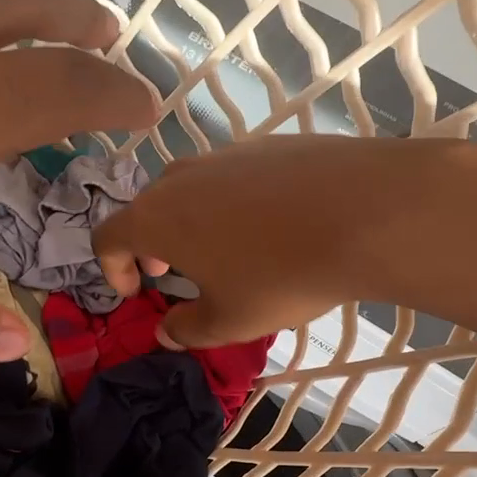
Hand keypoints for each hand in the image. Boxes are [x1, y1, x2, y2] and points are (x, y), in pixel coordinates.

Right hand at [93, 135, 476, 345]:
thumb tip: (166, 332)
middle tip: (175, 271)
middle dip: (151, 244)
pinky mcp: (268, 144)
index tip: (139, 292)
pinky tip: (277, 225)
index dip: (112, 269)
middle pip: (147, 209)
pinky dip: (236, 201)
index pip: (107, 237)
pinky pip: (234, 175)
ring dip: (192, 220)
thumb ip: (187, 329)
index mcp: (154, 218)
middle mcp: (178, 178)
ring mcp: (224, 155)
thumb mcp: (230, 321)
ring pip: (191, 189)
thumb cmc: (281, 273)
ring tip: (230, 249)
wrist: (370, 211)